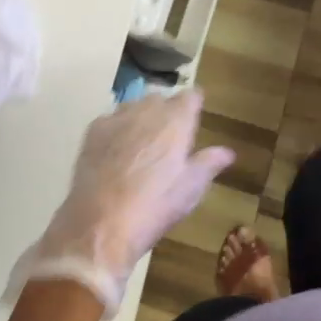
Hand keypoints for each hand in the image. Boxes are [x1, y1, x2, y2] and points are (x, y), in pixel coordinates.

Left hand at [8, 91, 232, 313]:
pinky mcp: (93, 132)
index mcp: (176, 120)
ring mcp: (116, 118)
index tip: (196, 115)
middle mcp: (147, 110)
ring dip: (141, 117)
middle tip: (170, 138)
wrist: (101, 224)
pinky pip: (110, 119)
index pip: (191, 95)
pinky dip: (117, 129)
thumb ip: (209, 164)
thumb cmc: (156, 206)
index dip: (194, 104)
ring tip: (143, 144)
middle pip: (161, 99)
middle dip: (167, 112)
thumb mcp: (191, 189)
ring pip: (134, 106)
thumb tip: (228, 152)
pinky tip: (116, 151)